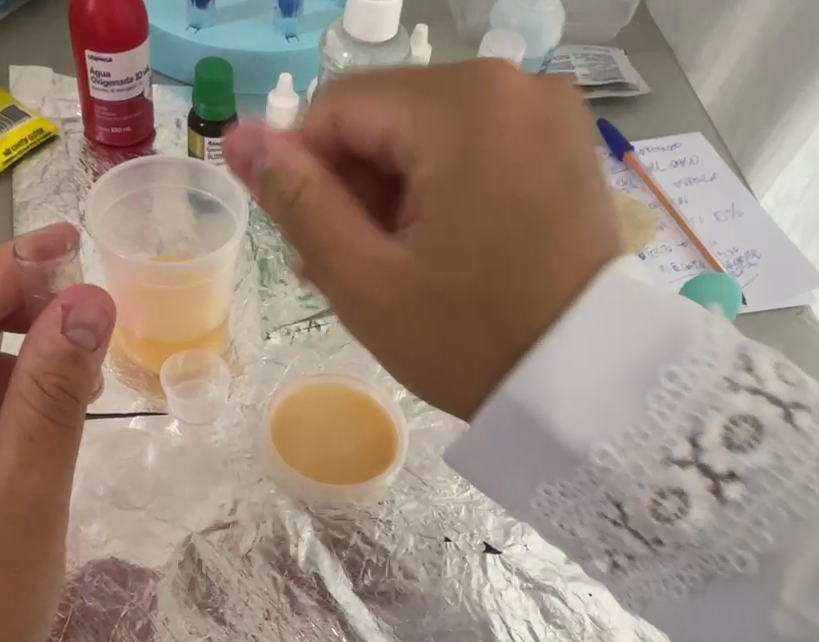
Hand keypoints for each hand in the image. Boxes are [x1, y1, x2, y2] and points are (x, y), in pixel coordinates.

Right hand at [223, 62, 618, 418]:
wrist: (581, 383)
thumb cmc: (466, 339)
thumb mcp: (365, 279)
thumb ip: (296, 202)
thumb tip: (237, 139)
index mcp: (461, 104)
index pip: (338, 107)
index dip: (306, 173)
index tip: (313, 245)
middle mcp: (513, 82)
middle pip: (388, 118)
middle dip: (354, 189)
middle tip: (348, 269)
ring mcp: (549, 112)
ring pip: (430, 136)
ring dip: (394, 196)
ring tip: (388, 271)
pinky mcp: (566, 146)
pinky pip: (476, 151)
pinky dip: (442, 193)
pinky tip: (435, 252)